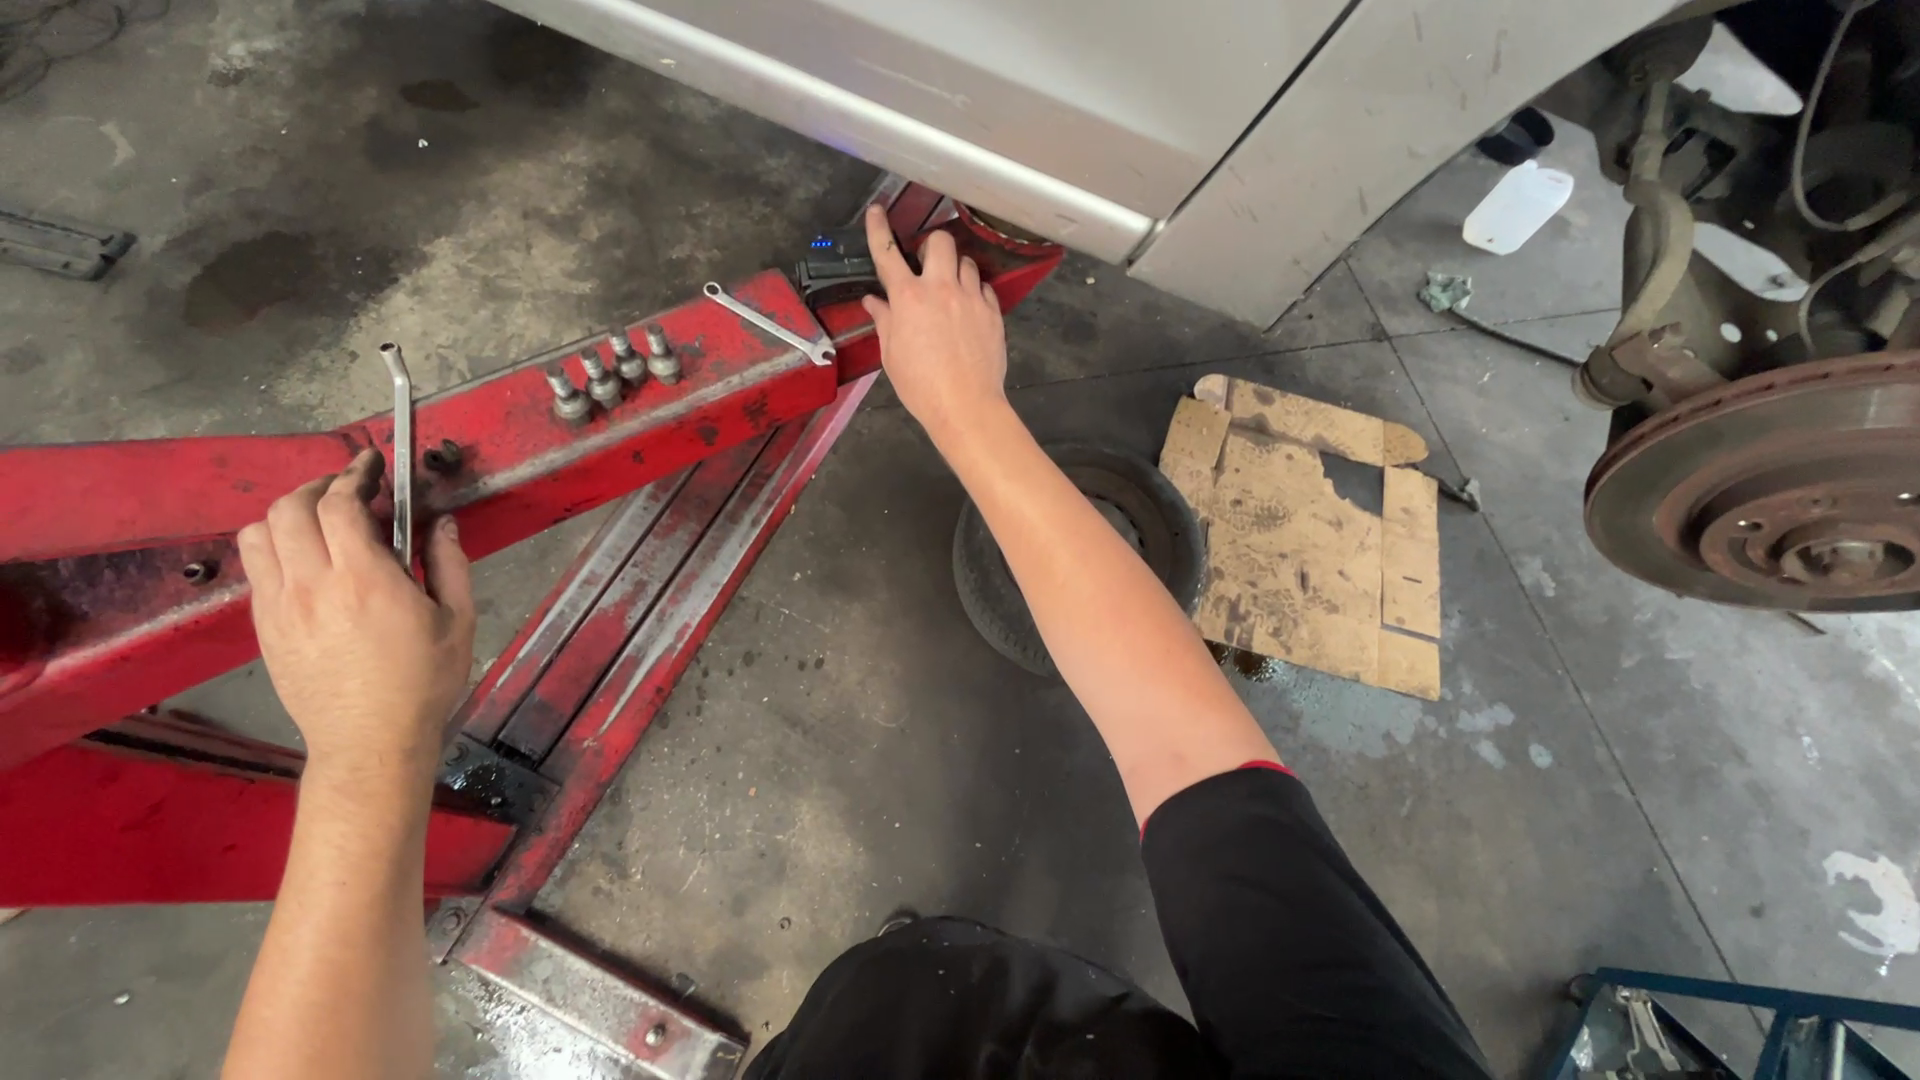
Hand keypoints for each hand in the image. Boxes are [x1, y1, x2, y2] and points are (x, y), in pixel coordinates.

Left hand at [238, 450, 476, 784]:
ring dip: (290, 513)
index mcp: (366, 580)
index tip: (372, 464)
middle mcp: (312, 585)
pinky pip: (256, 567)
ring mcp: (279, 605)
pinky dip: (277, 545)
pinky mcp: (265, 625)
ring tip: (322, 518)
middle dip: (319, 486)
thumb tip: (443, 523)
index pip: (340, 505)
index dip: (354, 475)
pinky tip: (309, 557)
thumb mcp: (458, 620)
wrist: (369, 738)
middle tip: (350, 487)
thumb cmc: (424, 680)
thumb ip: (450, 564)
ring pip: (259, 533)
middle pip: (289, 509)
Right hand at [861, 203, 1009, 439]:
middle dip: (931, 245)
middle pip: (940, 241)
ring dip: (955, 268)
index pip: (887, 252)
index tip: (876, 211)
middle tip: (926, 264)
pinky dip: (975, 291)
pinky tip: (969, 309)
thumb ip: (884, 321)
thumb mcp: (891, 355)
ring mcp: (971, 298)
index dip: (878, 228)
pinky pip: (984, 287)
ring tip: (950, 288)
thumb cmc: (921, 387)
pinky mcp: (993, 312)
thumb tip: (874, 302)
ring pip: (967, 261)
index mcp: (908, 298)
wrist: (965, 406)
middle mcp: (941, 288)